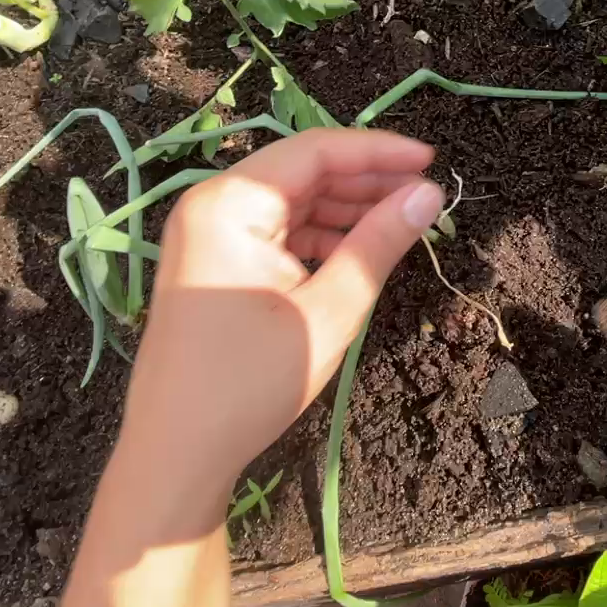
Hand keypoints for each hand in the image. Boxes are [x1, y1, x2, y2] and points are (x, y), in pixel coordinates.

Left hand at [119, 126, 442, 488]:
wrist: (177, 455)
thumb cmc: (252, 382)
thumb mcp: (330, 309)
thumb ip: (380, 242)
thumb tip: (429, 194)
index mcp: (231, 203)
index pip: (315, 151)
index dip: (377, 150)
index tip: (430, 160)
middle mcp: (215, 203)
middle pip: (304, 170)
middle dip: (366, 179)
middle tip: (423, 193)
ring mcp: (212, 230)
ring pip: (295, 198)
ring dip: (348, 206)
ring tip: (401, 219)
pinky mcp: (218, 257)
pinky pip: (280, 227)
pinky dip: (323, 233)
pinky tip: (360, 246)